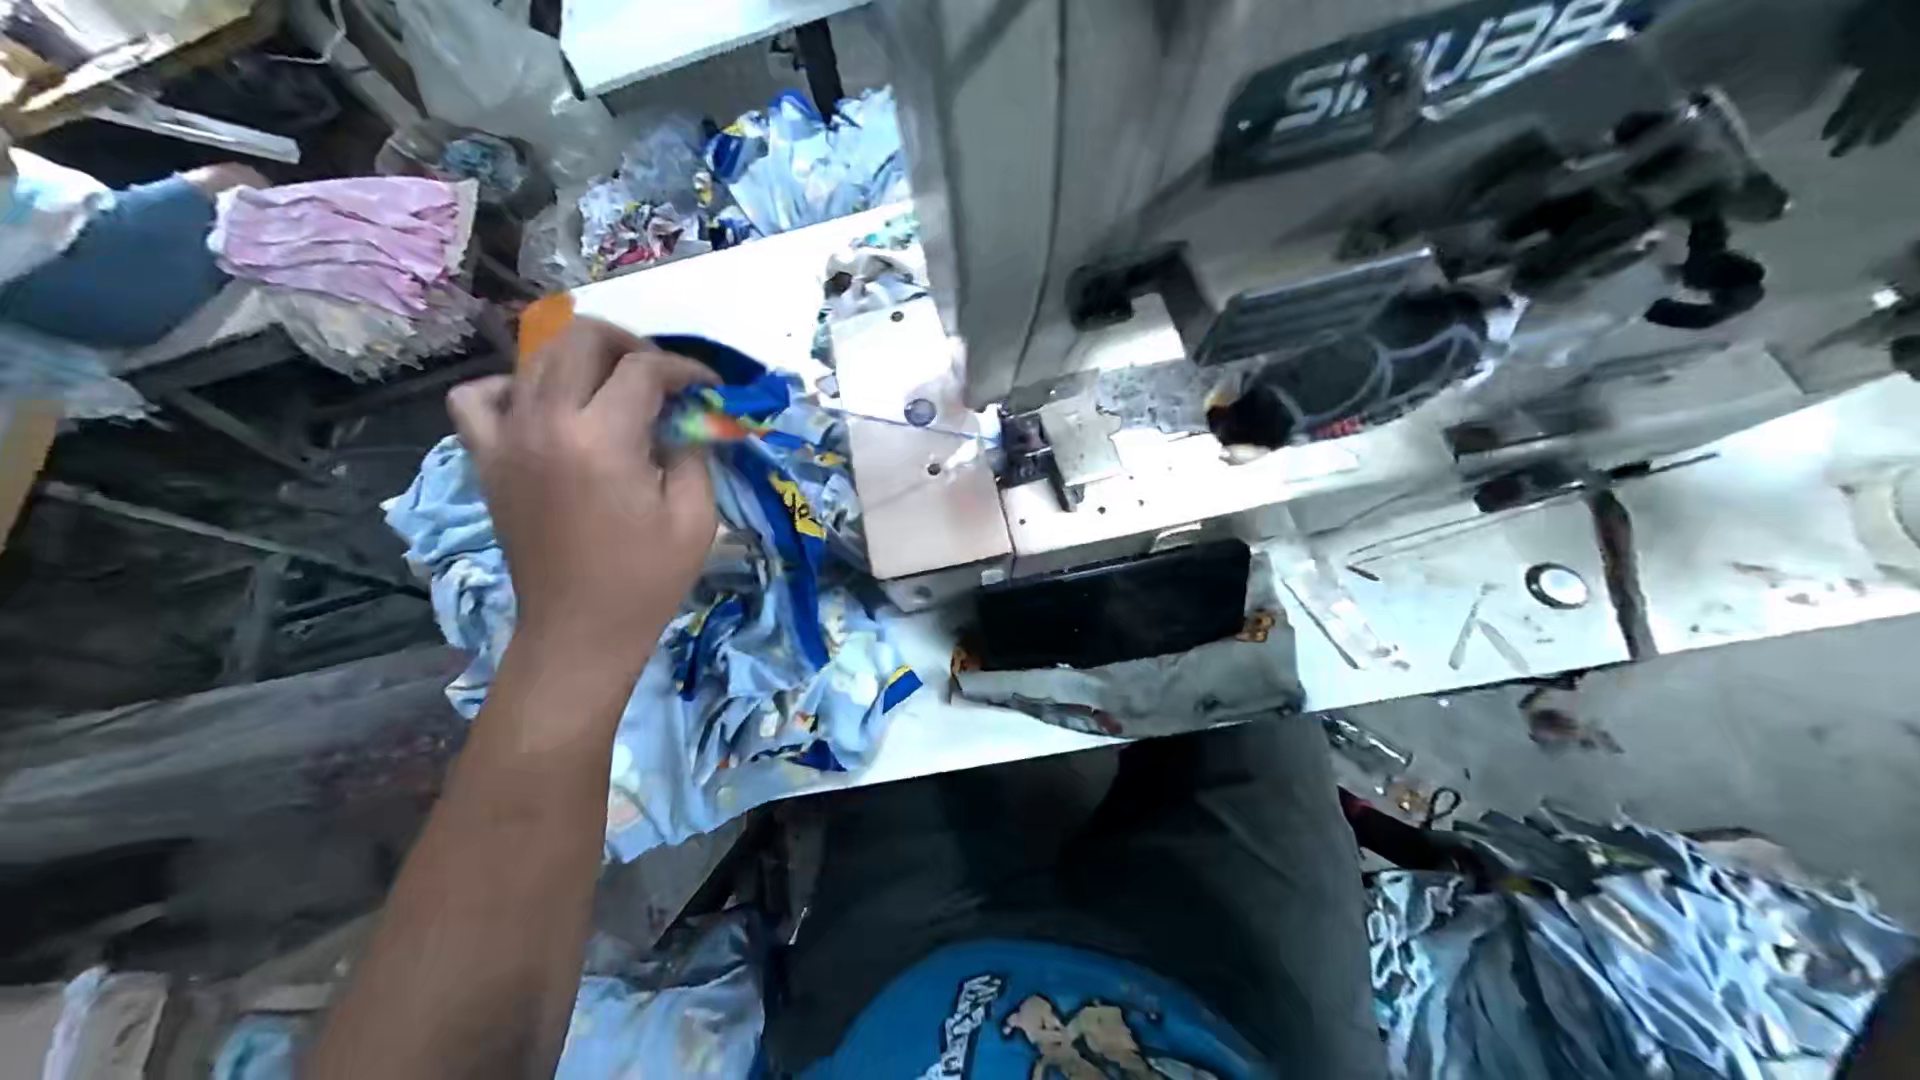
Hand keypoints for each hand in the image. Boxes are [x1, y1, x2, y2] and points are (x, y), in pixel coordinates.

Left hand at [447, 319, 718, 664]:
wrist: (580, 629)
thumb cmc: (647, 579)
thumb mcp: (696, 517)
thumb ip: (694, 454)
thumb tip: (688, 422)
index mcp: (602, 439)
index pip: (645, 369)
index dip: (686, 370)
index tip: (710, 387)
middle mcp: (545, 423)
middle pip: (582, 339)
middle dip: (632, 345)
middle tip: (662, 376)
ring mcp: (507, 439)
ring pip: (535, 358)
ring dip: (582, 358)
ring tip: (612, 385)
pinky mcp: (487, 460)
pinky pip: (480, 398)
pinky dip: (512, 388)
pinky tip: (543, 408)